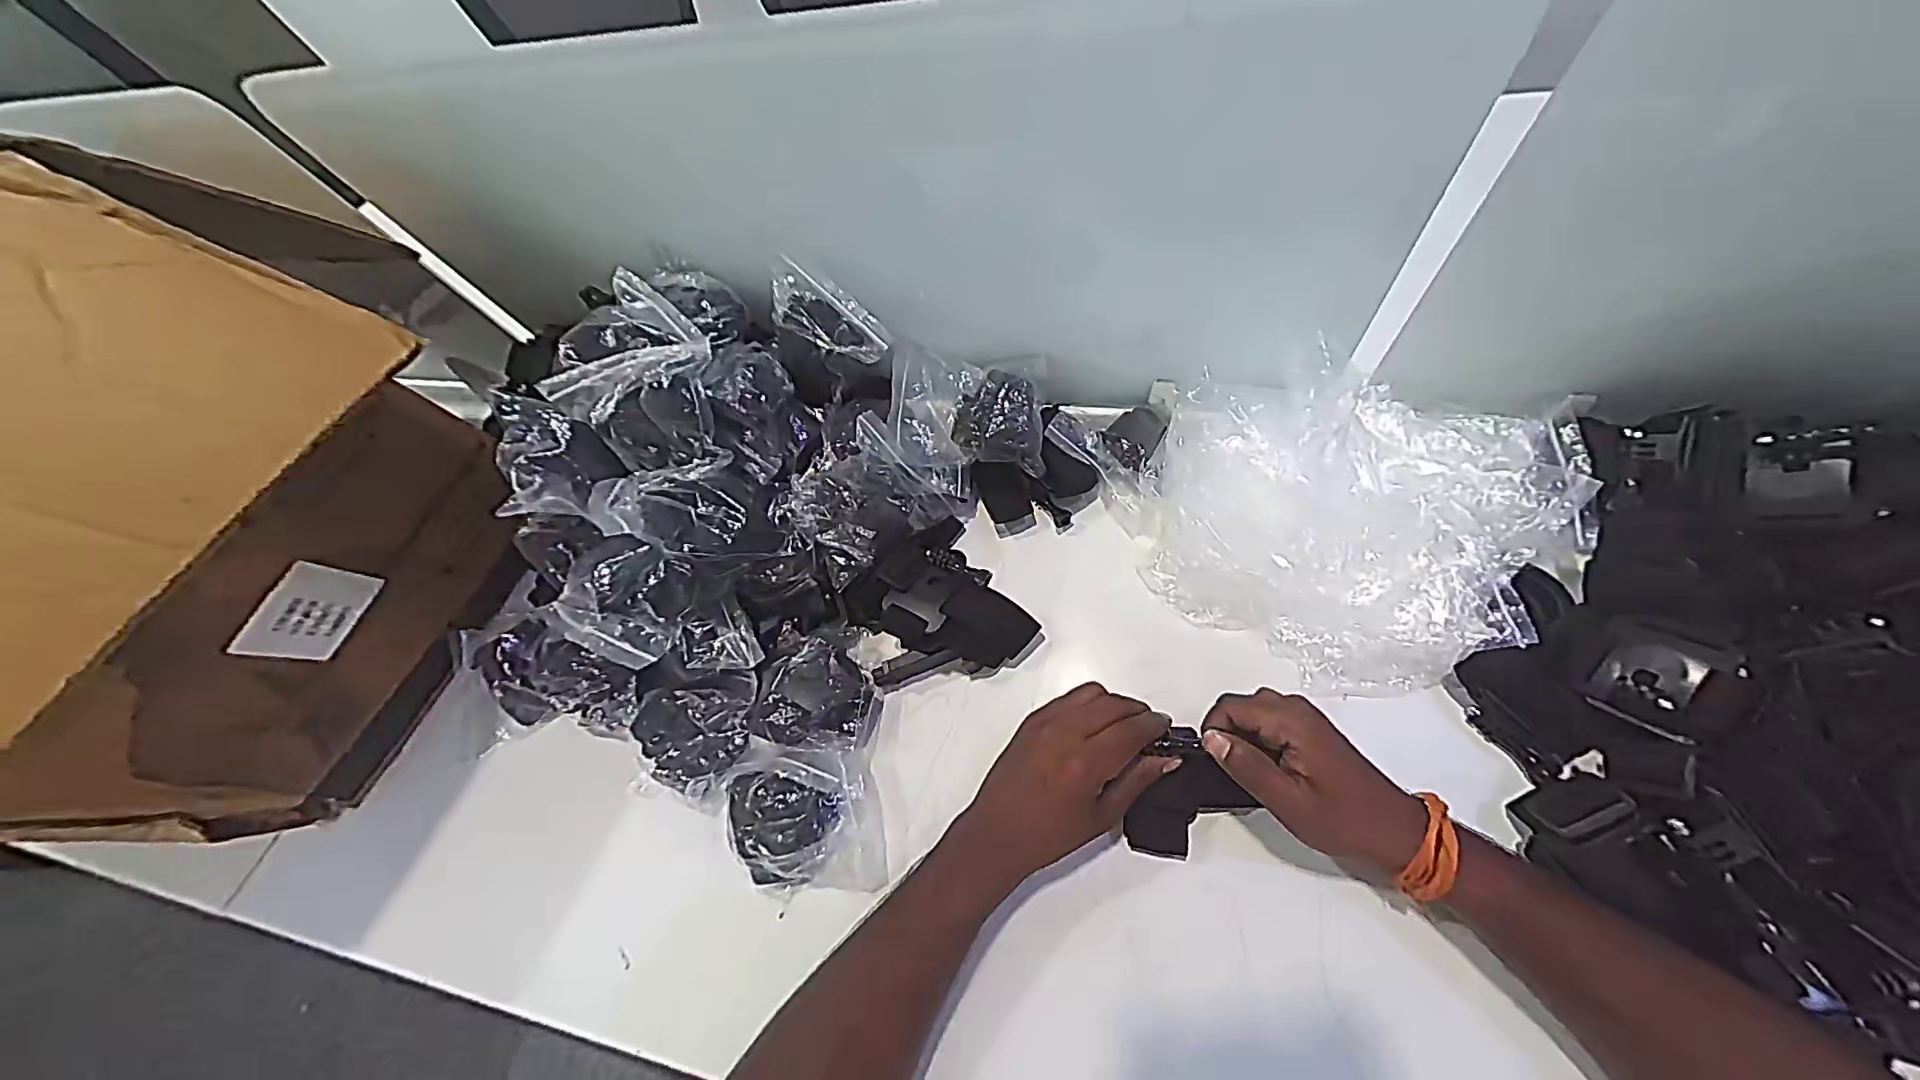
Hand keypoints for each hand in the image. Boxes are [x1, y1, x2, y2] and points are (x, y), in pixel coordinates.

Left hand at [942, 683, 1178, 888]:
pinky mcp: (1031, 721)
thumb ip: (1137, 781)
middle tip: (1148, 732)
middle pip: (1115, 703)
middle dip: (1138, 713)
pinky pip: (1068, 698)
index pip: (1132, 728)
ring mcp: (1044, 724)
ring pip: (1092, 692)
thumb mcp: (1102, 816)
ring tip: (1121, 727)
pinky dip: (1087, 704)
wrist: (998, 833)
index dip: (1155, 726)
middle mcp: (1062, 735)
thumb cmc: (1042, 834)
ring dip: (1113, 704)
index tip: (1164, 730)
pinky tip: (1092, 725)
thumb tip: (1162, 760)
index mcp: (1084, 762)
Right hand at [1201, 689, 1427, 876]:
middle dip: (1227, 733)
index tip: (1216, 759)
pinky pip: (1270, 724)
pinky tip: (1270, 772)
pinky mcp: (1310, 731)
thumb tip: (1213, 740)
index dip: (1214, 731)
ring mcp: (1306, 720)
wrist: (1393, 832)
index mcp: (1293, 721)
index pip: (1230, 706)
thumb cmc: (1350, 820)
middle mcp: (1299, 711)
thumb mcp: (1286, 800)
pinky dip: (1259, 742)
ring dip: (1243, 738)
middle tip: (1232, 769)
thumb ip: (1245, 766)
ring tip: (1253, 774)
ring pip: (1253, 714)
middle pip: (1240, 706)